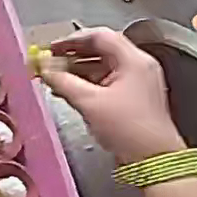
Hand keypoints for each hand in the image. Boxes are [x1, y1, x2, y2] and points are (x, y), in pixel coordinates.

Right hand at [39, 28, 187, 163]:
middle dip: (73, 56)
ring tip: (55, 79)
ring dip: (78, 71)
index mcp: (133, 60)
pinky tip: (70, 92)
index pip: (99, 36)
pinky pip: (107, 82)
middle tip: (50, 63)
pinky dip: (88, 84)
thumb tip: (44, 68)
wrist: (152, 159)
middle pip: (101, 50)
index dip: (72, 40)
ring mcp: (137, 82)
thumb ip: (63, 81)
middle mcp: (138, 66)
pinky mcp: (133, 98)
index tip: (51, 48)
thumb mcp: (89, 102)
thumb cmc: (126, 128)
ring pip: (103, 67)